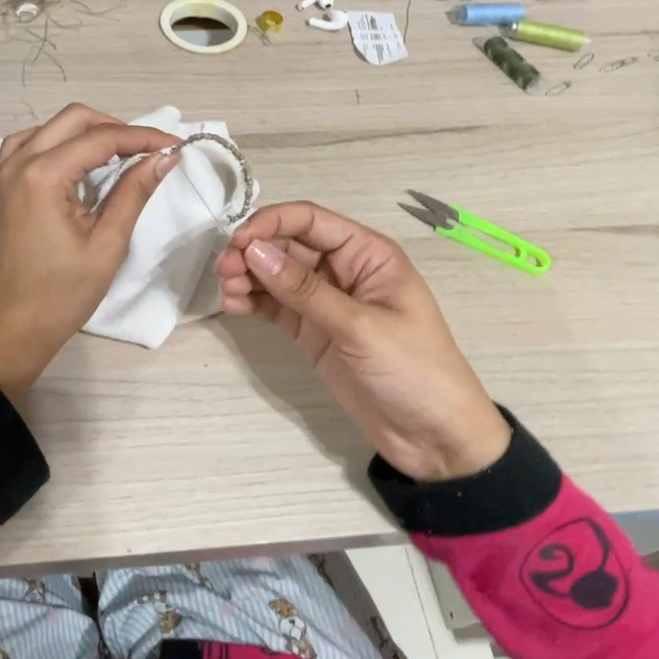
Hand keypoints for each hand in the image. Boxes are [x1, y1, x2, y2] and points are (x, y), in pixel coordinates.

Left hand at [0, 104, 180, 397]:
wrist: (13, 326)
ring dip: (87, 132)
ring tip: (120, 155)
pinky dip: (58, 143)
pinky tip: (79, 161)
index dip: (144, 138)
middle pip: (74, 119)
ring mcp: (3, 172)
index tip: (176, 146)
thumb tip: (163, 159)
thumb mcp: (107, 244)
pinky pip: (28, 144)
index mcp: (43, 175)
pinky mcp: (0, 185)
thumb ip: (133, 193)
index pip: (101, 139)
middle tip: (150, 151)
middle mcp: (18, 163)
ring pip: (50, 127)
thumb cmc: (62, 293)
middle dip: (117, 128)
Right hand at [216, 202, 511, 481]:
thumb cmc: (413, 370)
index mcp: (368, 254)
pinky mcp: (314, 332)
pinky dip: (253, 302)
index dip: (272, 223)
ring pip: (278, 275)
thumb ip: (304, 290)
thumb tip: (254, 251)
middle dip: (254, 251)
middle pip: (289, 244)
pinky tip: (233, 306)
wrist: (435, 438)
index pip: (311, 220)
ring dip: (249, 276)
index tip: (238, 241)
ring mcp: (327, 302)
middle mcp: (344, 270)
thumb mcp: (360, 327)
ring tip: (227, 291)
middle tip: (224, 271)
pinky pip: (276, 306)